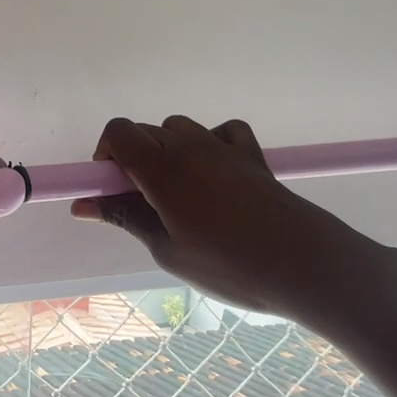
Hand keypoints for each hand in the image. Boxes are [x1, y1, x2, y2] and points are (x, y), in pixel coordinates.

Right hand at [71, 115, 395, 327]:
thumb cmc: (230, 266)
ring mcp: (225, 148)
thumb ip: (125, 219)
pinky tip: (213, 172)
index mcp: (162, 169)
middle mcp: (190, 147)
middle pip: (145, 131)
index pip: (118, 131)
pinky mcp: (254, 157)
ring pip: (178, 128)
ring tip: (178, 192)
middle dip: (132, 158)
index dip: (106, 154)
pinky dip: (209, 143)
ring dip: (167, 150)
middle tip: (142, 202)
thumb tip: (84, 206)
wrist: (311, 267)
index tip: (112, 187)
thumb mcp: (167, 251)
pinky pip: (222, 132)